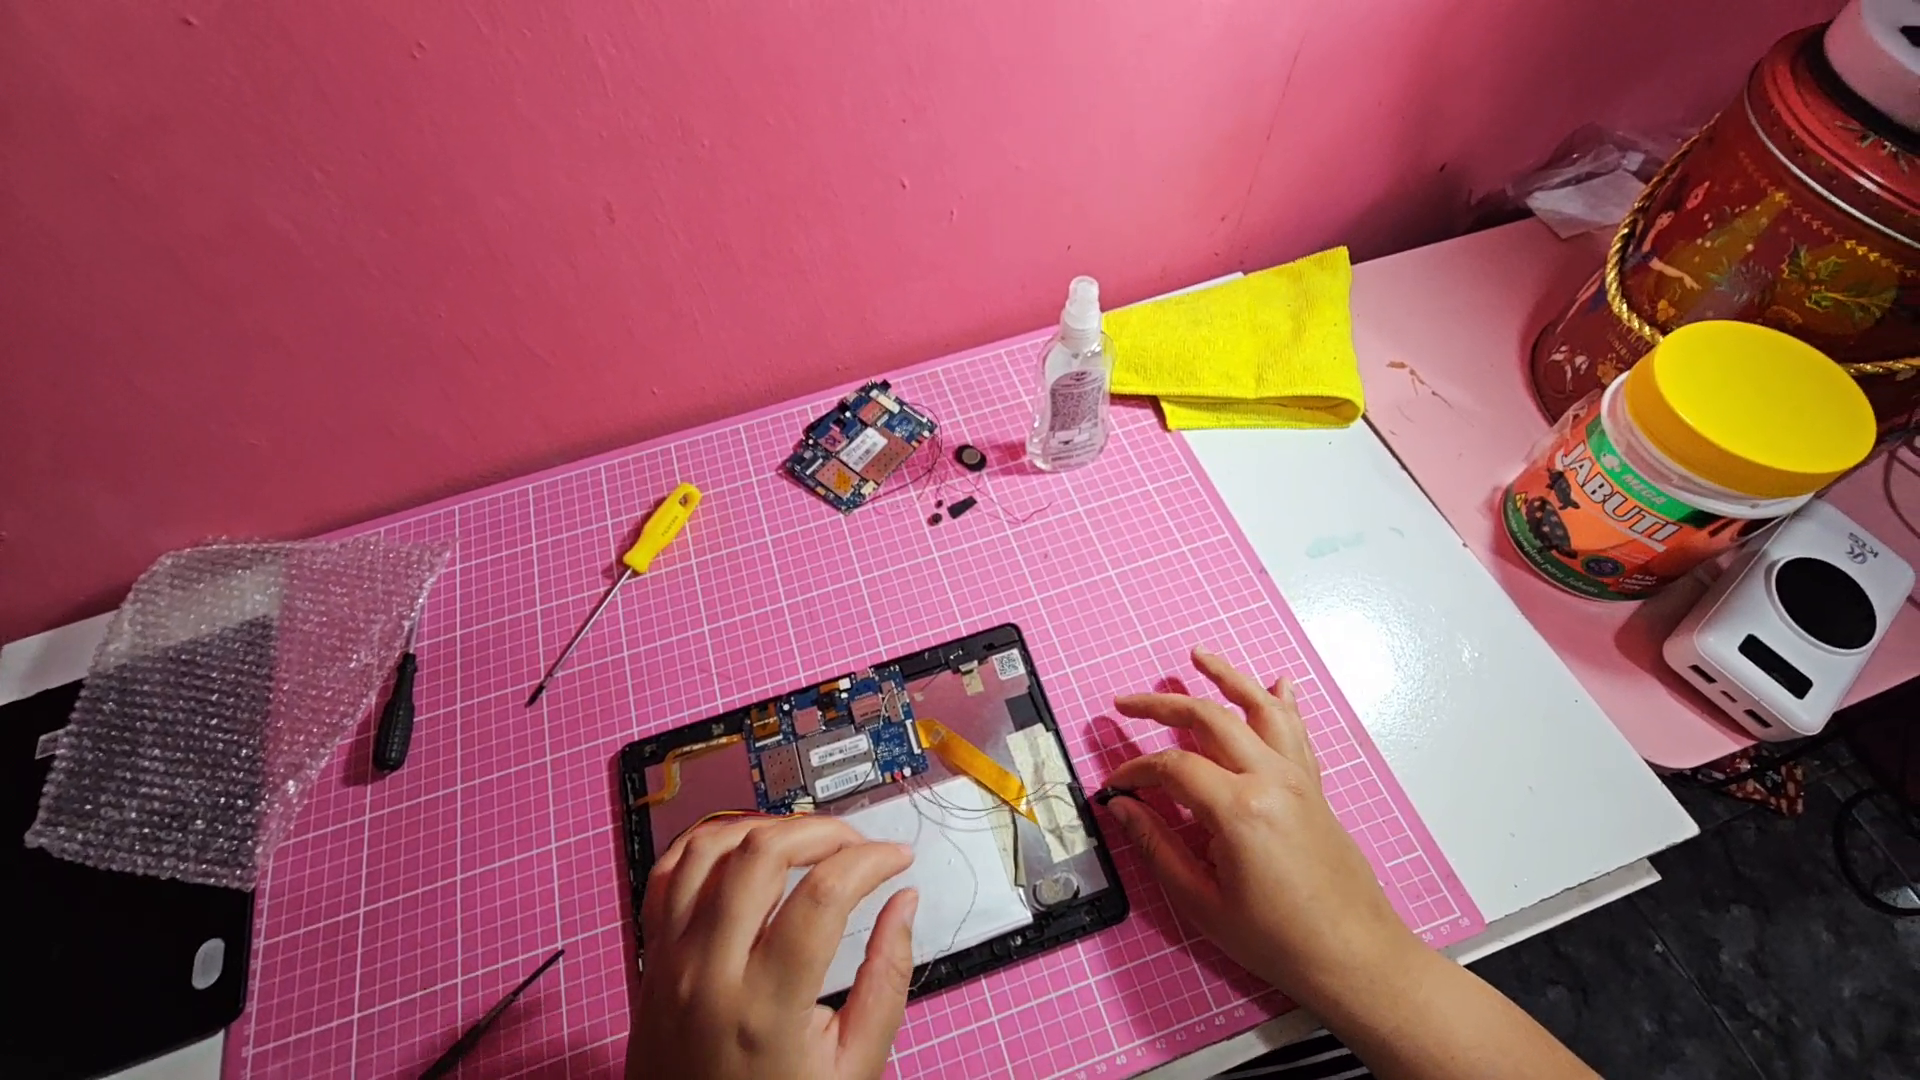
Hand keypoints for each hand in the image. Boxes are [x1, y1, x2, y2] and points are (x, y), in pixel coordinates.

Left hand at [628, 815, 917, 1079]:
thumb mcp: (852, 1069)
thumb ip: (887, 979)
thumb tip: (904, 901)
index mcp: (766, 1009)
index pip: (824, 895)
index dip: (872, 860)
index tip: (897, 859)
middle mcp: (710, 973)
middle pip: (764, 853)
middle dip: (824, 831)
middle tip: (857, 846)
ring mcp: (671, 960)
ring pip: (711, 847)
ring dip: (768, 828)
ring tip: (808, 843)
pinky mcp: (651, 956)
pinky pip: (670, 871)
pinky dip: (711, 842)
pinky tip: (748, 849)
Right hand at [1102, 647, 1419, 1013]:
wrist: (1357, 959)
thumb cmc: (1280, 940)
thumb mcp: (1202, 902)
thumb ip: (1157, 846)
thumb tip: (1122, 808)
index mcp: (1240, 808)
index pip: (1173, 766)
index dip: (1135, 771)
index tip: (1116, 785)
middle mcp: (1270, 779)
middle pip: (1208, 718)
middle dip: (1161, 705)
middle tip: (1126, 703)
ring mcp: (1297, 778)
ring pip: (1258, 708)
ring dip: (1226, 676)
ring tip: (1198, 656)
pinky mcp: (1313, 788)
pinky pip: (1296, 731)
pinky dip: (1282, 702)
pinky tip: (1277, 683)